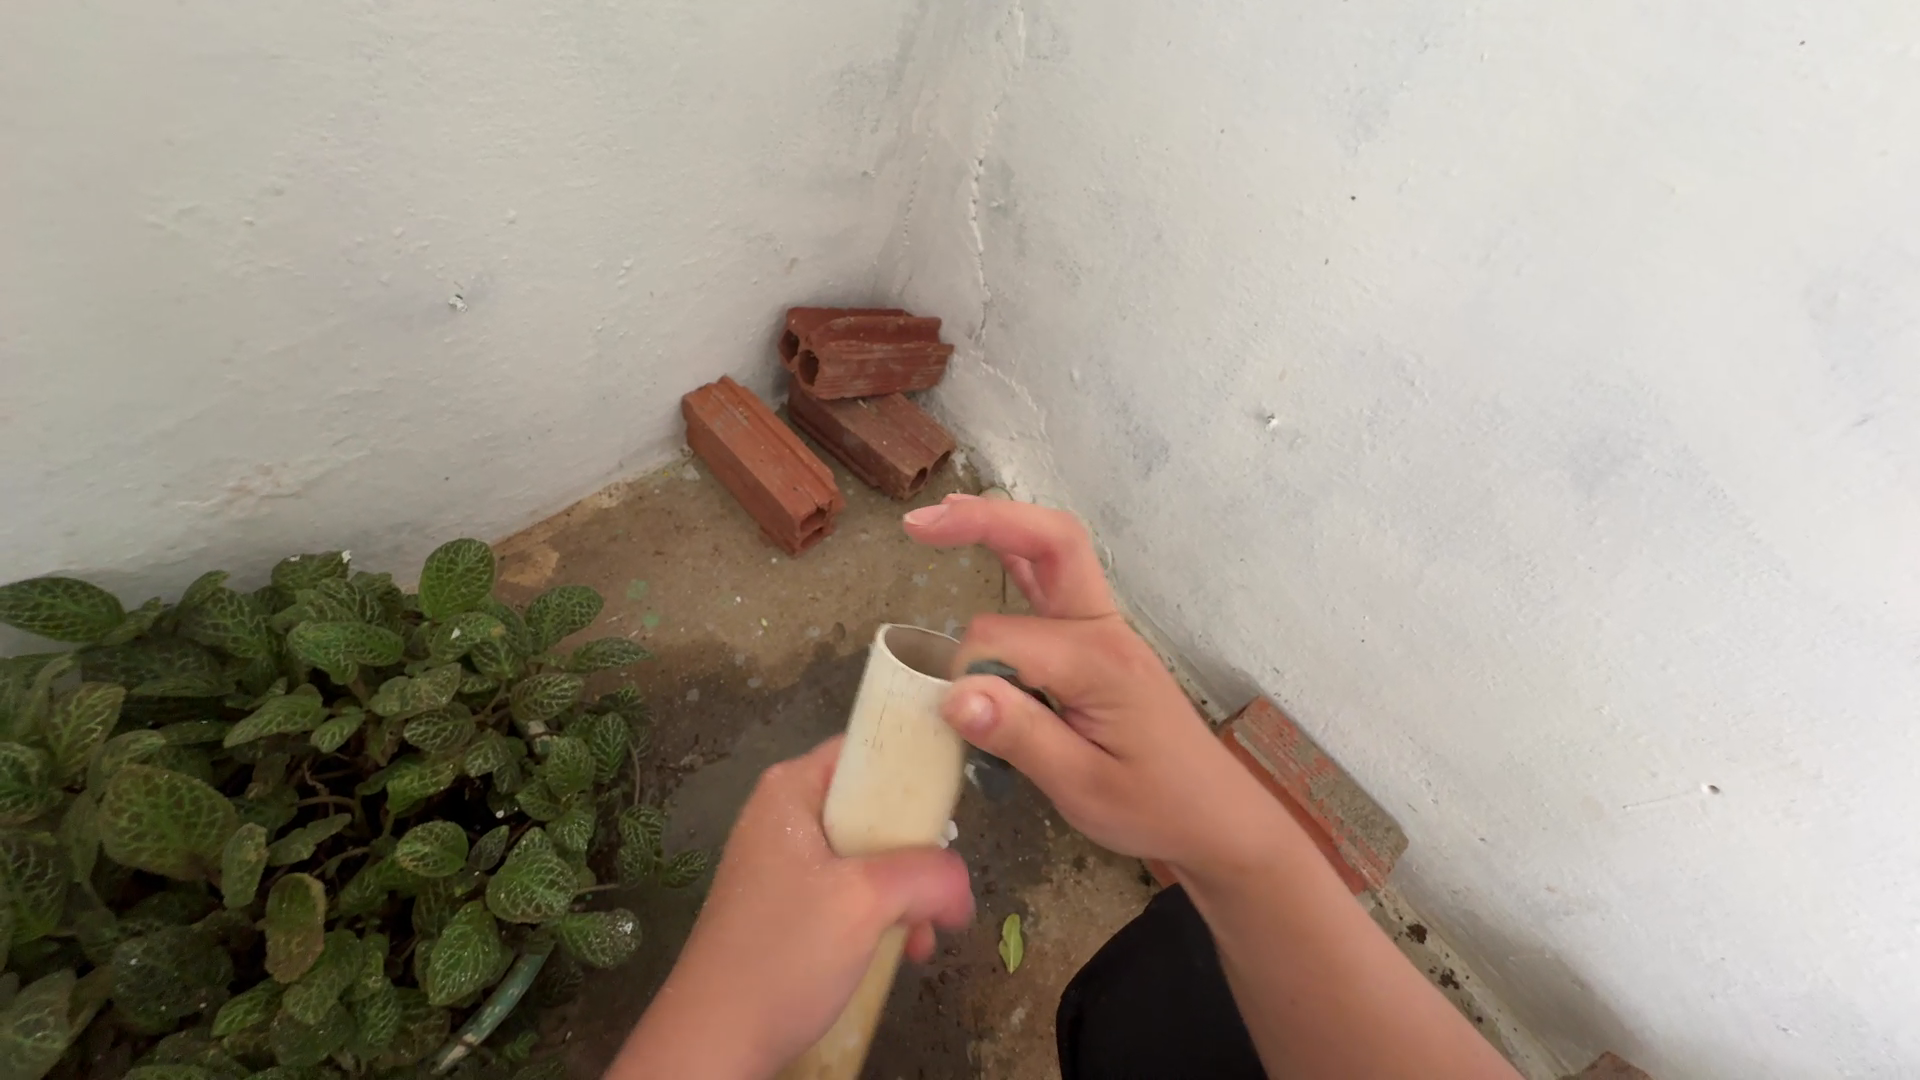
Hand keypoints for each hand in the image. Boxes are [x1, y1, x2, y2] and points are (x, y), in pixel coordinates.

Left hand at [608, 738, 974, 1079]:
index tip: (953, 809)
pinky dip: (880, 915)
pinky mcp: (788, 906)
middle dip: (917, 853)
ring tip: (926, 937)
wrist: (712, 1048)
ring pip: (867, 856)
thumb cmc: (784, 954)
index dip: (914, 772)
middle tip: (943, 887)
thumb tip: (963, 888)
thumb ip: (930, 874)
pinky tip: (903, 952)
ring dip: (906, 893)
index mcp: (792, 789)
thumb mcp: (867, 901)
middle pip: (873, 807)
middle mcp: (786, 815)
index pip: (866, 750)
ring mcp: (784, 862)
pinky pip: (849, 891)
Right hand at [903, 494, 1285, 875]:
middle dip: (983, 522)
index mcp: (1097, 661)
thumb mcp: (1082, 787)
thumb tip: (952, 695)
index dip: (965, 672)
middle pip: (1050, 540)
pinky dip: (1016, 554)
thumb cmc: (1152, 806)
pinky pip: (1053, 579)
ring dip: (997, 526)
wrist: (1214, 815)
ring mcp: (1103, 626)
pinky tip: (988, 548)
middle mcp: (1102, 627)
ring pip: (1053, 549)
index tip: (956, 716)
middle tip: (918, 525)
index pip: (1003, 640)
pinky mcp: (1097, 638)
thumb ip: (1019, 736)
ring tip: (935, 524)